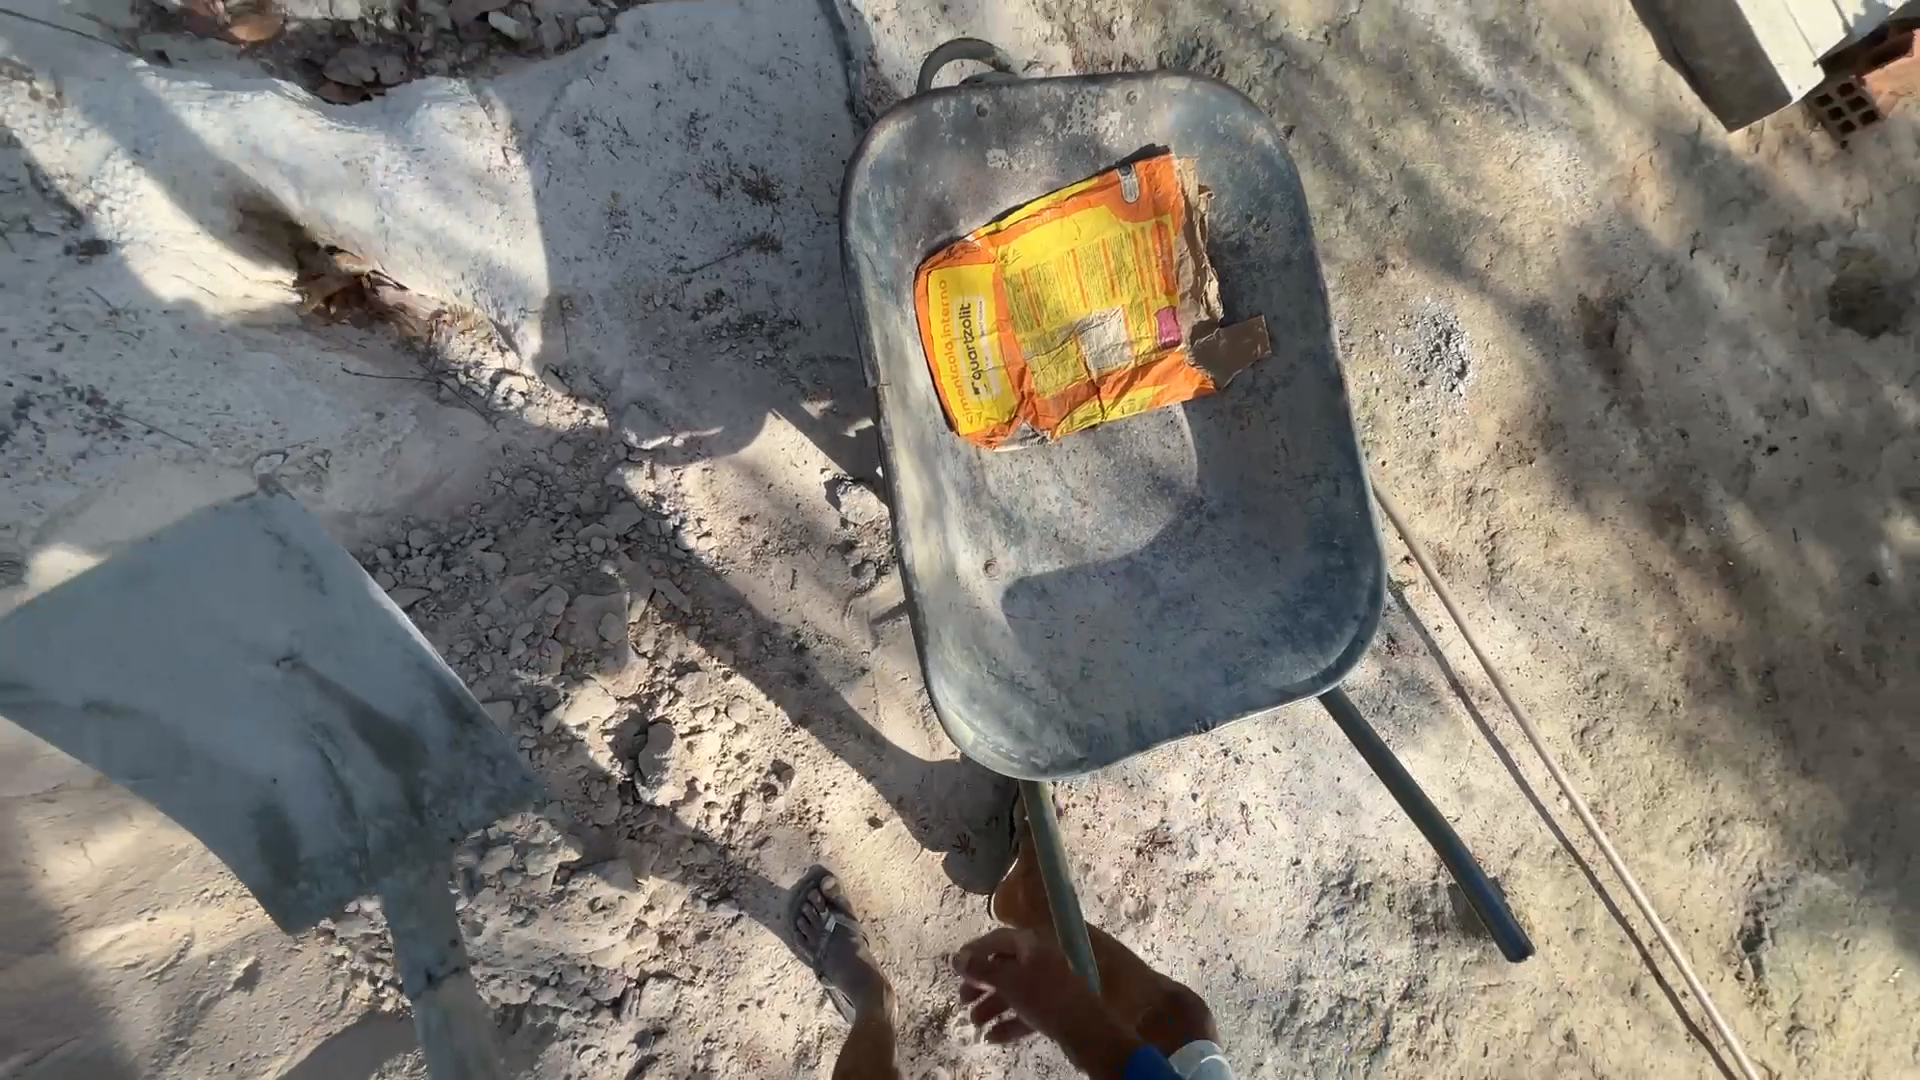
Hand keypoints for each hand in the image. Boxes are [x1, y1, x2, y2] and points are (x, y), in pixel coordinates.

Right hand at [953, 928, 1145, 1078]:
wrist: (1085, 1028)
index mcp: (1029, 943)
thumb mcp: (1009, 980)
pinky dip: (1008, 1022)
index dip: (975, 951)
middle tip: (963, 998)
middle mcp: (1038, 959)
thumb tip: (957, 958)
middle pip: (1003, 966)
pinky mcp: (1053, 1009)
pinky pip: (1025, 1011)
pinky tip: (992, 1037)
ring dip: (992, 1006)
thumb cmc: (1044, 995)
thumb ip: (982, 969)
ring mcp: (1047, 984)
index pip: (996, 940)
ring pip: (1013, 991)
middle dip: (981, 983)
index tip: (956, 966)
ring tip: (974, 1022)